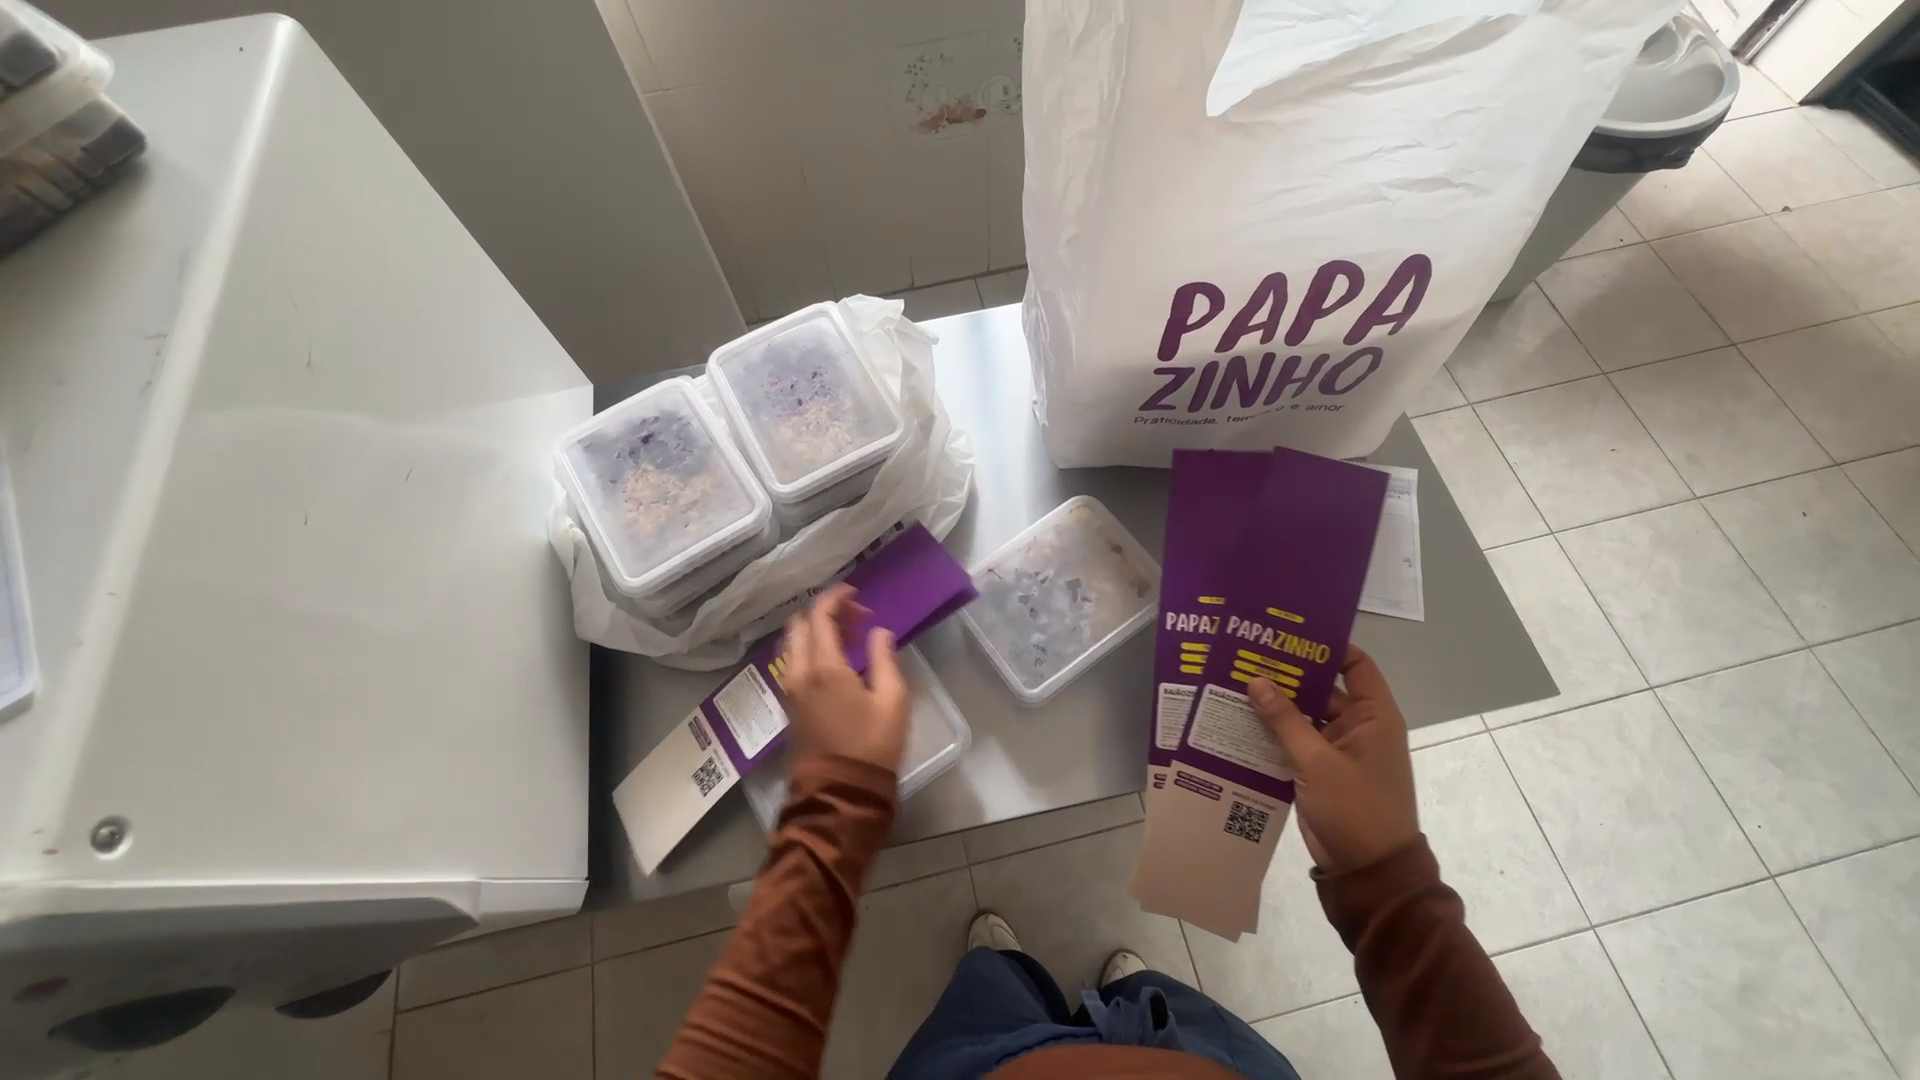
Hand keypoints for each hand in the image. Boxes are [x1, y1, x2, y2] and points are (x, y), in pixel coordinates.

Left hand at [779, 585, 910, 772]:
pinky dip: (810, 651)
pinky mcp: (789, 707)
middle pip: (798, 625)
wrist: (840, 794)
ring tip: (849, 640)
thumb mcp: (893, 701)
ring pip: (792, 645)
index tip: (857, 593)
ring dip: (816, 632)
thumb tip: (879, 633)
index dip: (836, 597)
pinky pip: (793, 664)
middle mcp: (798, 673)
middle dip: (825, 613)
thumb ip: (885, 659)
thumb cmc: (872, 746)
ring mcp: (789, 691)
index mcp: (824, 667)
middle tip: (857, 620)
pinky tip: (836, 663)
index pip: (820, 615)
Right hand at [1247, 644, 1418, 873]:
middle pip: (1322, 688)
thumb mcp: (1317, 761)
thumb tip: (1255, 680)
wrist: (1368, 872)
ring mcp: (1337, 750)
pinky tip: (1237, 721)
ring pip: (1303, 716)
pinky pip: (1294, 742)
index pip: (1356, 665)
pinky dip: (1272, 732)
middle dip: (1287, 673)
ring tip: (1233, 682)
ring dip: (1275, 704)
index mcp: (1373, 717)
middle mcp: (1358, 727)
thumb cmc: (1356, 808)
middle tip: (1246, 654)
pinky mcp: (1319, 772)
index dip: (1327, 646)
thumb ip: (1284, 719)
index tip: (1288, 632)